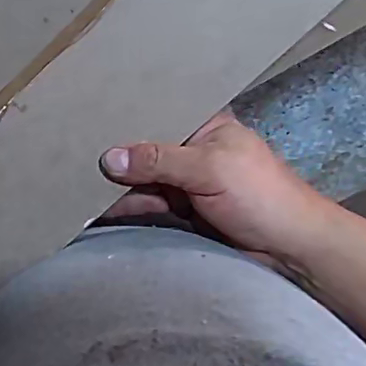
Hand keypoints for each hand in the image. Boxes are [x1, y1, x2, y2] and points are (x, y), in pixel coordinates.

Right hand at [98, 109, 333, 258]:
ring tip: (75, 183)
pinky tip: (95, 206)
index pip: (156, 112)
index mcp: (204, 124)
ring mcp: (184, 180)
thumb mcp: (209, 169)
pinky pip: (144, 202)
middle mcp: (191, 148)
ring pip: (140, 177)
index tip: (86, 114)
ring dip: (114, 183)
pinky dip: (123, 206)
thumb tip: (107, 157)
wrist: (294, 253)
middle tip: (70, 152)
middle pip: (142, 147)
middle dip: (114, 153)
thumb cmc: (262, 197)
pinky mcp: (180, 209)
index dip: (124, 115)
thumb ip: (158, 160)